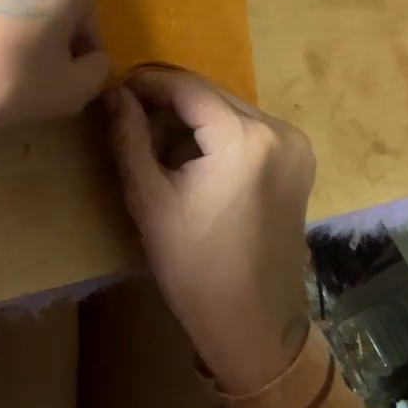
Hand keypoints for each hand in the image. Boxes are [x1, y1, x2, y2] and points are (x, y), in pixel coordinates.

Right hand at [107, 67, 316, 394]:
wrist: (254, 325)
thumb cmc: (195, 266)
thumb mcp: (149, 198)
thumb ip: (128, 135)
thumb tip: (112, 91)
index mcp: (245, 138)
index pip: (185, 86)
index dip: (144, 83)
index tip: (111, 92)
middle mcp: (279, 130)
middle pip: (208, 93)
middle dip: (164, 102)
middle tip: (127, 124)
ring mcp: (294, 145)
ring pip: (225, 107)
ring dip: (188, 118)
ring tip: (155, 150)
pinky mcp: (297, 160)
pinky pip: (244, 126)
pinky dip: (212, 133)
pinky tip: (190, 162)